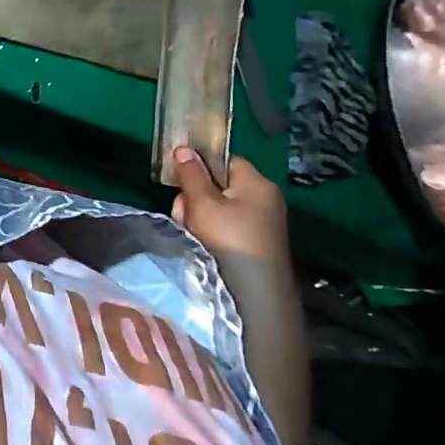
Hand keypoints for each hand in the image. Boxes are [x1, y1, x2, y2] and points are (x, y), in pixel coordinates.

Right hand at [170, 148, 288, 259]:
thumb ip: (191, 175)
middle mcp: (264, 201)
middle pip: (219, 186)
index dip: (201, 166)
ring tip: (192, 235)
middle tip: (184, 214)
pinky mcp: (255, 247)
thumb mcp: (203, 203)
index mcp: (257, 184)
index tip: (180, 179)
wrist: (254, 297)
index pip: (226, 160)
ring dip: (198, 218)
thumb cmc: (228, 240)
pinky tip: (201, 246)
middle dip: (195, 198)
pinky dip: (210, 235)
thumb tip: (184, 148)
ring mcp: (261, 226)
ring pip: (218, 210)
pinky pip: (226, 229)